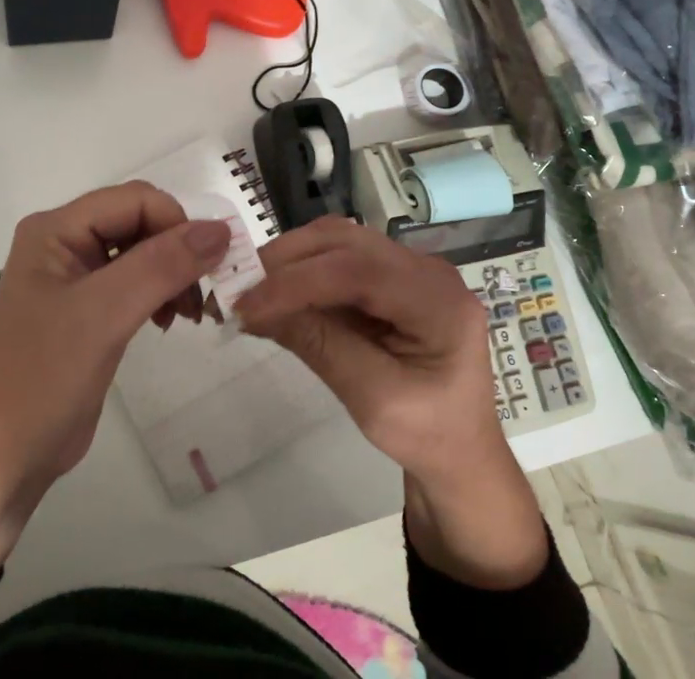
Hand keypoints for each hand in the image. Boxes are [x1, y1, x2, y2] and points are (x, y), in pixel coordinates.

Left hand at [0, 183, 229, 588]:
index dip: (177, 223)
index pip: (133, 199)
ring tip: (188, 315)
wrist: (4, 453)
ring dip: (173, 274)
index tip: (213, 265)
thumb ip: (161, 265)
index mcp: (54, 230)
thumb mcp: (104, 314)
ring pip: (141, 254)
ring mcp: (73, 279)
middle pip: (139, 222)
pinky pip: (134, 284)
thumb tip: (221, 229)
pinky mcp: (86, 313)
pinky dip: (159, 295)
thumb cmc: (44, 377)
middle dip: (178, 251)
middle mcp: (62, 244)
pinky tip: (168, 322)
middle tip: (204, 296)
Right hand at [236, 216, 493, 474]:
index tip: (245, 305)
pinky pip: (338, 261)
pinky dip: (300, 273)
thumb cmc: (427, 435)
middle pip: (345, 242)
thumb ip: (319, 345)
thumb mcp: (374, 400)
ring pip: (337, 243)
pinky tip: (271, 296)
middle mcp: (428, 271)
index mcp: (441, 303)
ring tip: (247, 292)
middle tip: (234, 290)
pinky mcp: (390, 280)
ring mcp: (409, 271)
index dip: (296, 282)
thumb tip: (253, 309)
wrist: (460, 452)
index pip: (358, 270)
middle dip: (285, 261)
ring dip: (288, 262)